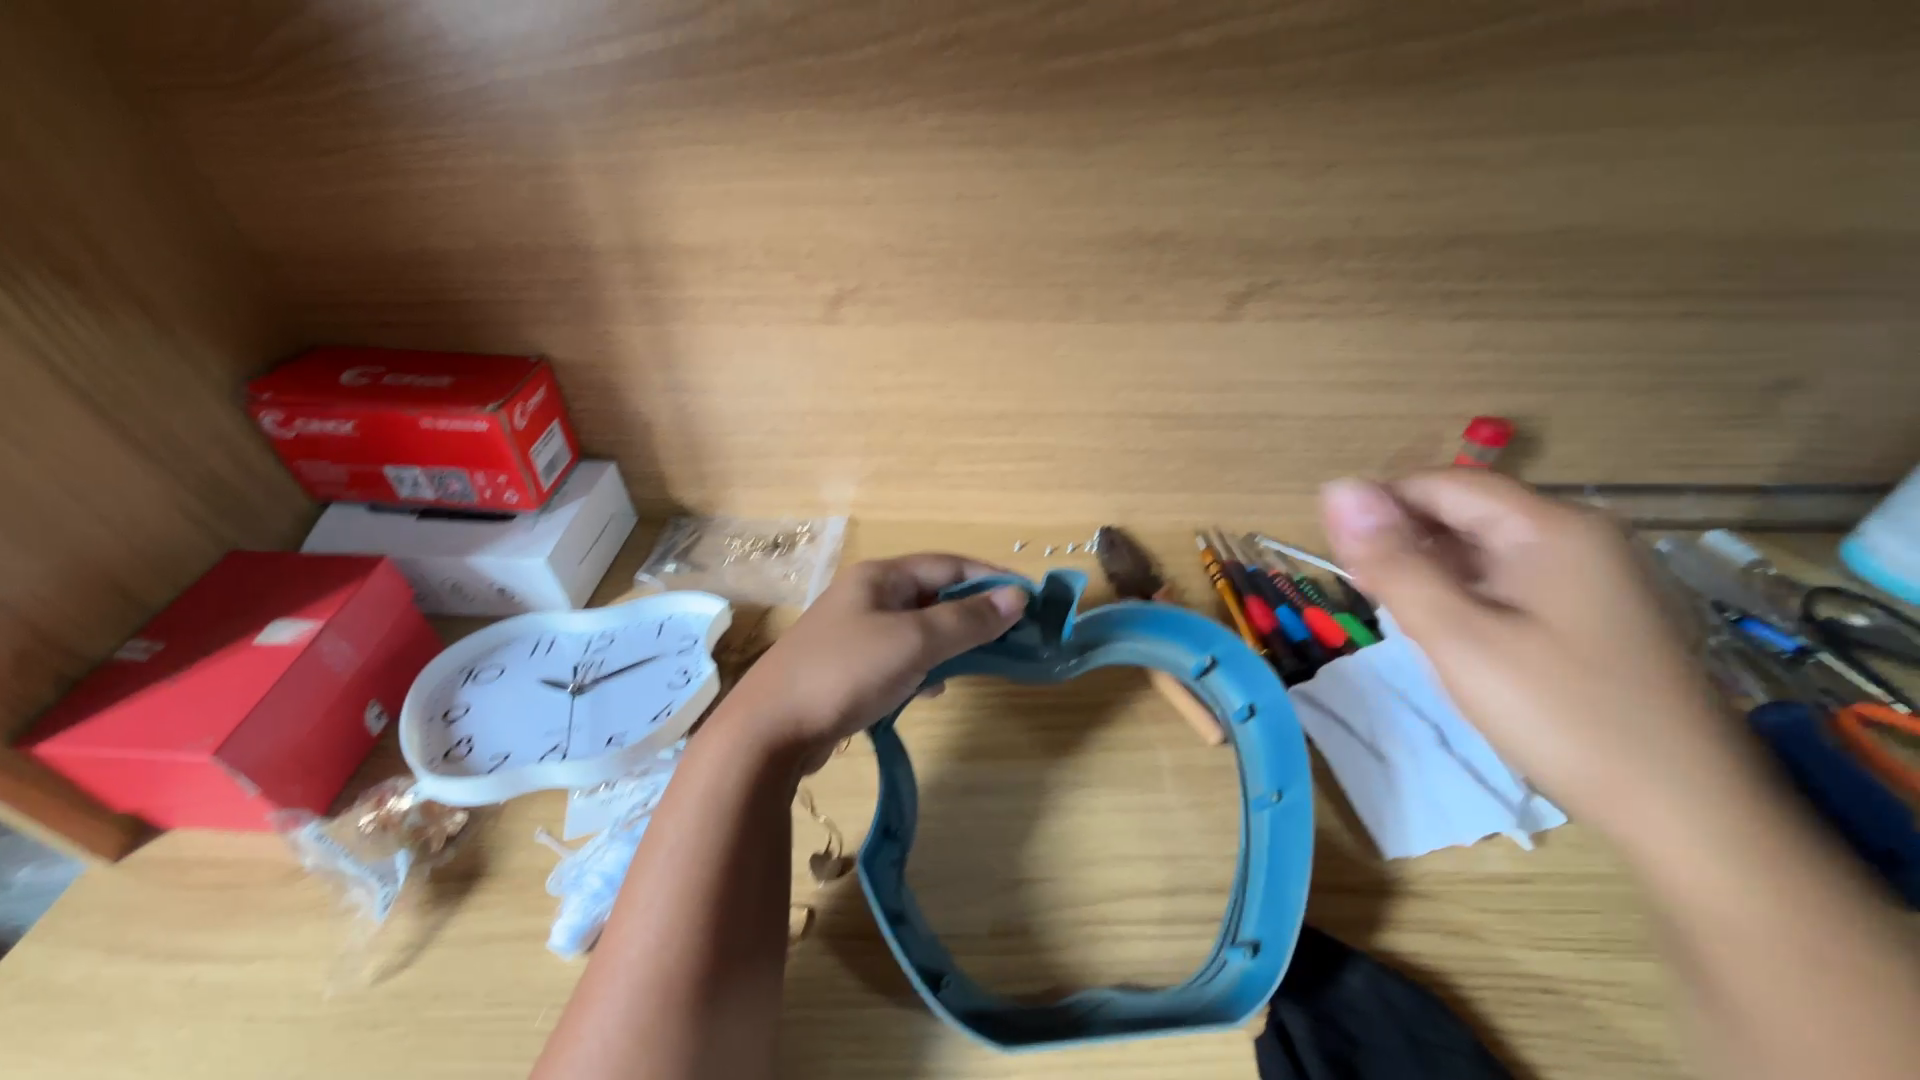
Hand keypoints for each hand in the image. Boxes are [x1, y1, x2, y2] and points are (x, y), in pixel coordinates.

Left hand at [715, 554, 1026, 762]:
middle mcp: (866, 596)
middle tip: (1012, 638)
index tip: (1029, 601)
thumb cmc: (845, 673)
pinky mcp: (848, 667)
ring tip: (975, 665)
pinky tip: (930, 690)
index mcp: (880, 577)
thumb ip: (967, 620)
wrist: (770, 730)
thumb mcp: (914, 643)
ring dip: (949, 644)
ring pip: (918, 629)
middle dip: (973, 614)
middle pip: (934, 595)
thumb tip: (1017, 598)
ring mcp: (854, 632)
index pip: (948, 564)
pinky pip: (900, 657)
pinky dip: (922, 668)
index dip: (991, 579)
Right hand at [1319, 471, 1769, 849]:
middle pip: (1467, 514)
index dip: (1381, 508)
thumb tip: (1335, 488)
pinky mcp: (1598, 613)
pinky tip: (1458, 640)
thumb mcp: (1460, 639)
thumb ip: (1394, 563)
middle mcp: (1578, 535)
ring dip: (1436, 576)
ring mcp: (1595, 575)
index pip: (1442, 483)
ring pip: (1487, 551)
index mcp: (1550, 526)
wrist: (1689, 810)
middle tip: (1373, 601)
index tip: (1339, 556)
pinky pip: (1515, 583)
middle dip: (1408, 545)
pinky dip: (1472, 599)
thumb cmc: (1563, 716)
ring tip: (1410, 626)